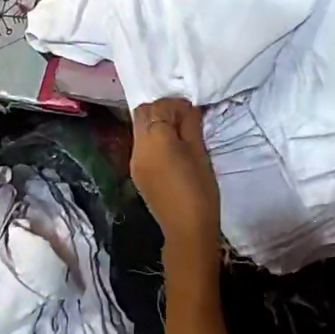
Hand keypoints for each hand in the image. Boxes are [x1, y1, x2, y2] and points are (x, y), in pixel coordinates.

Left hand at [130, 98, 220, 260]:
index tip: (192, 111)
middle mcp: (139, 146)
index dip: (176, 104)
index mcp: (156, 138)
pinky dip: (152, 139)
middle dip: (161, 110)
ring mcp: (134, 160)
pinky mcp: (136, 172)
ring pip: (139, 129)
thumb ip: (191, 126)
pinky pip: (140, 146)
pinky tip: (169, 150)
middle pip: (141, 113)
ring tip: (178, 134)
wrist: (186, 228)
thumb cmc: (200, 190)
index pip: (159, 107)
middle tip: (183, 119)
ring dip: (155, 124)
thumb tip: (189, 109)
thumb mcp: (200, 153)